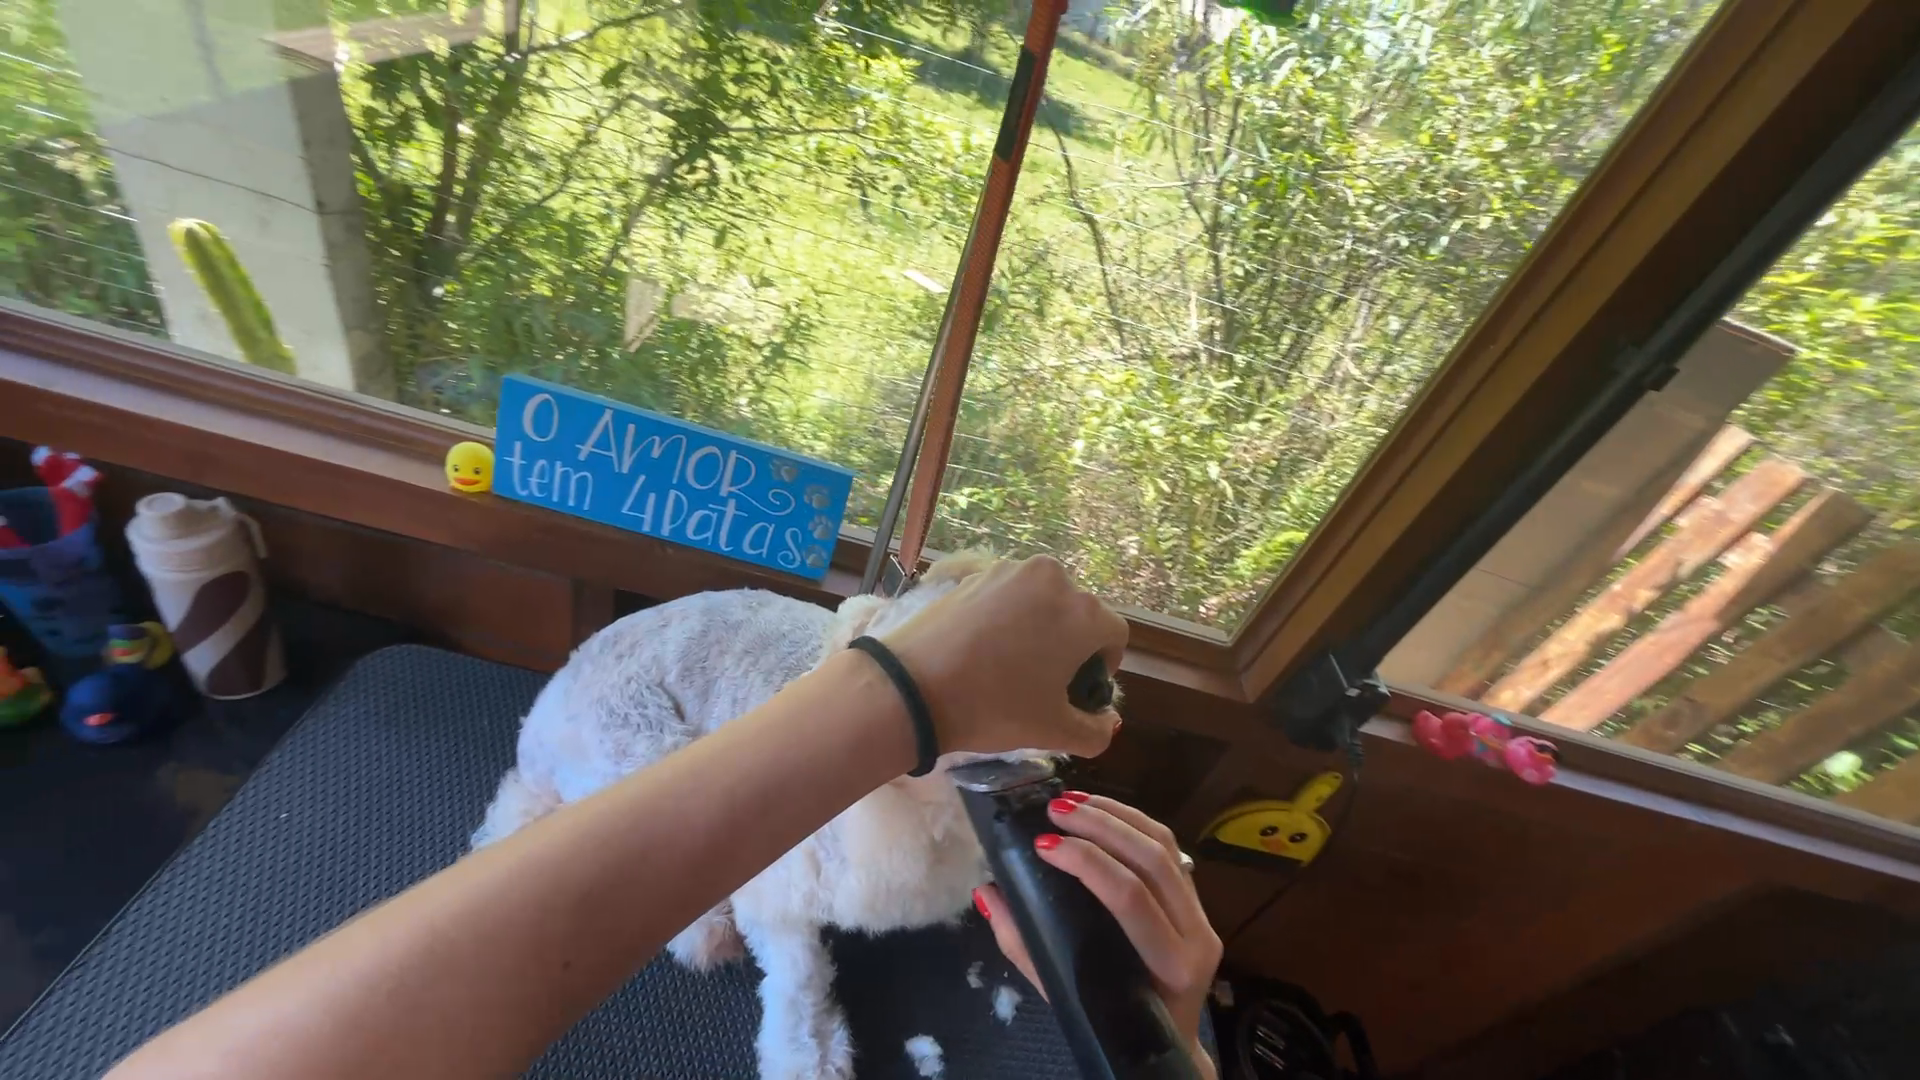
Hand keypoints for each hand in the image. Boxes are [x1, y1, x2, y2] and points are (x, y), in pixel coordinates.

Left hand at [881, 556, 1125, 757]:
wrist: (912, 688)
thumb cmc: (994, 708)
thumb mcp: (1055, 731)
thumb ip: (1096, 730)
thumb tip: (1104, 720)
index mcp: (1083, 611)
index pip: (1114, 635)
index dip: (1103, 666)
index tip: (1077, 690)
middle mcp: (1052, 577)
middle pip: (1077, 612)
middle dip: (1070, 643)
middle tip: (1042, 680)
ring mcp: (1009, 570)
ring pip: (1040, 600)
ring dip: (1037, 626)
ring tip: (1008, 663)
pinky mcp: (973, 572)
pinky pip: (1005, 595)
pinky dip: (1004, 616)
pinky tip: (981, 647)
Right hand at [974, 794, 1220, 1079]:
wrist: (1170, 1047)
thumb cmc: (1113, 1025)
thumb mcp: (1067, 995)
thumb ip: (1024, 946)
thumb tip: (987, 893)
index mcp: (1169, 966)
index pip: (1131, 898)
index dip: (1087, 863)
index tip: (1042, 845)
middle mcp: (1195, 935)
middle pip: (1151, 860)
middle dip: (1099, 825)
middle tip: (1053, 809)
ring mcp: (1202, 913)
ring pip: (1163, 843)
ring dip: (1115, 813)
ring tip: (1073, 799)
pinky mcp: (1196, 896)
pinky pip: (1168, 845)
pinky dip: (1131, 818)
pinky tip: (1099, 808)